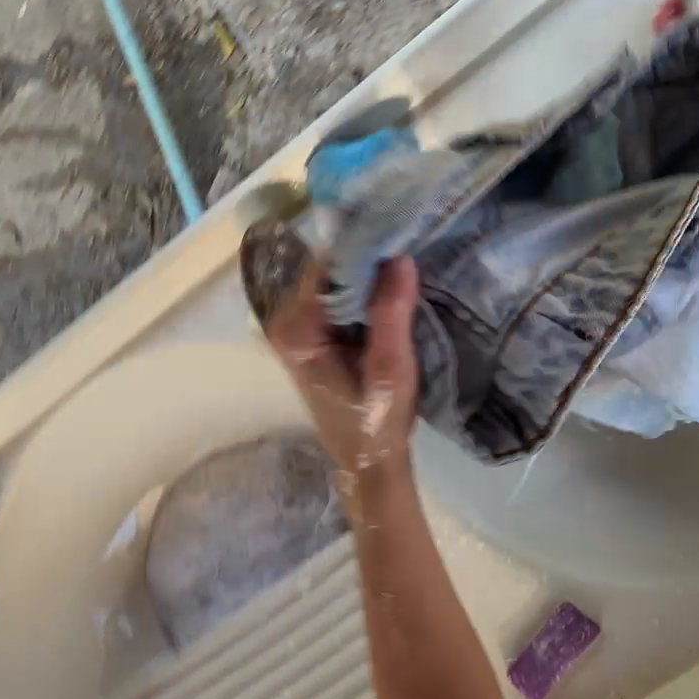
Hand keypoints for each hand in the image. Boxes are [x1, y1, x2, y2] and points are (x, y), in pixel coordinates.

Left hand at [263, 257, 421, 482]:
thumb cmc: (377, 421)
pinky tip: (397, 287)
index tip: (399, 234)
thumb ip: (391, 314)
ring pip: (338, 285)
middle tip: (410, 244)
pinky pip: (342, 301)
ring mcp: (301, 330)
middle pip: (330, 273)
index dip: (363, 250)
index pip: (326, 267)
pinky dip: (368, 294)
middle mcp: (289, 324)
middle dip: (369, 261)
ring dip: (371, 276)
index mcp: (296, 330)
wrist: (371, 464)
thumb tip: (400, 257)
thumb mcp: (390, 368)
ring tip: (408, 263)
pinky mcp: (318, 337)